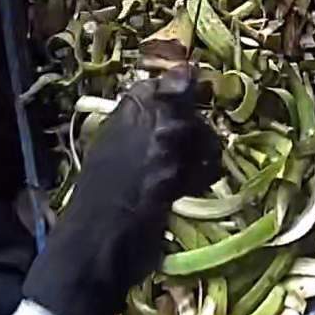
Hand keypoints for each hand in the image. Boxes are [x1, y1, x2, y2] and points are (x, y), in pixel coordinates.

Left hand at [22, 66, 218, 314]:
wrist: (104, 250)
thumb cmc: (129, 187)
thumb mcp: (154, 135)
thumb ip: (173, 99)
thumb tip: (189, 64)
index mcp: (136, 107)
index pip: (174, 84)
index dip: (194, 95)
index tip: (209, 107)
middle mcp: (143, 126)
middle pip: (189, 115)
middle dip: (201, 132)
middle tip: (199, 150)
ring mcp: (151, 157)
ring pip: (193, 143)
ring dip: (203, 157)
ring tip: (198, 175)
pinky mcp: (159, 185)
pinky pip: (190, 169)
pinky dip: (197, 176)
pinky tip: (195, 188)